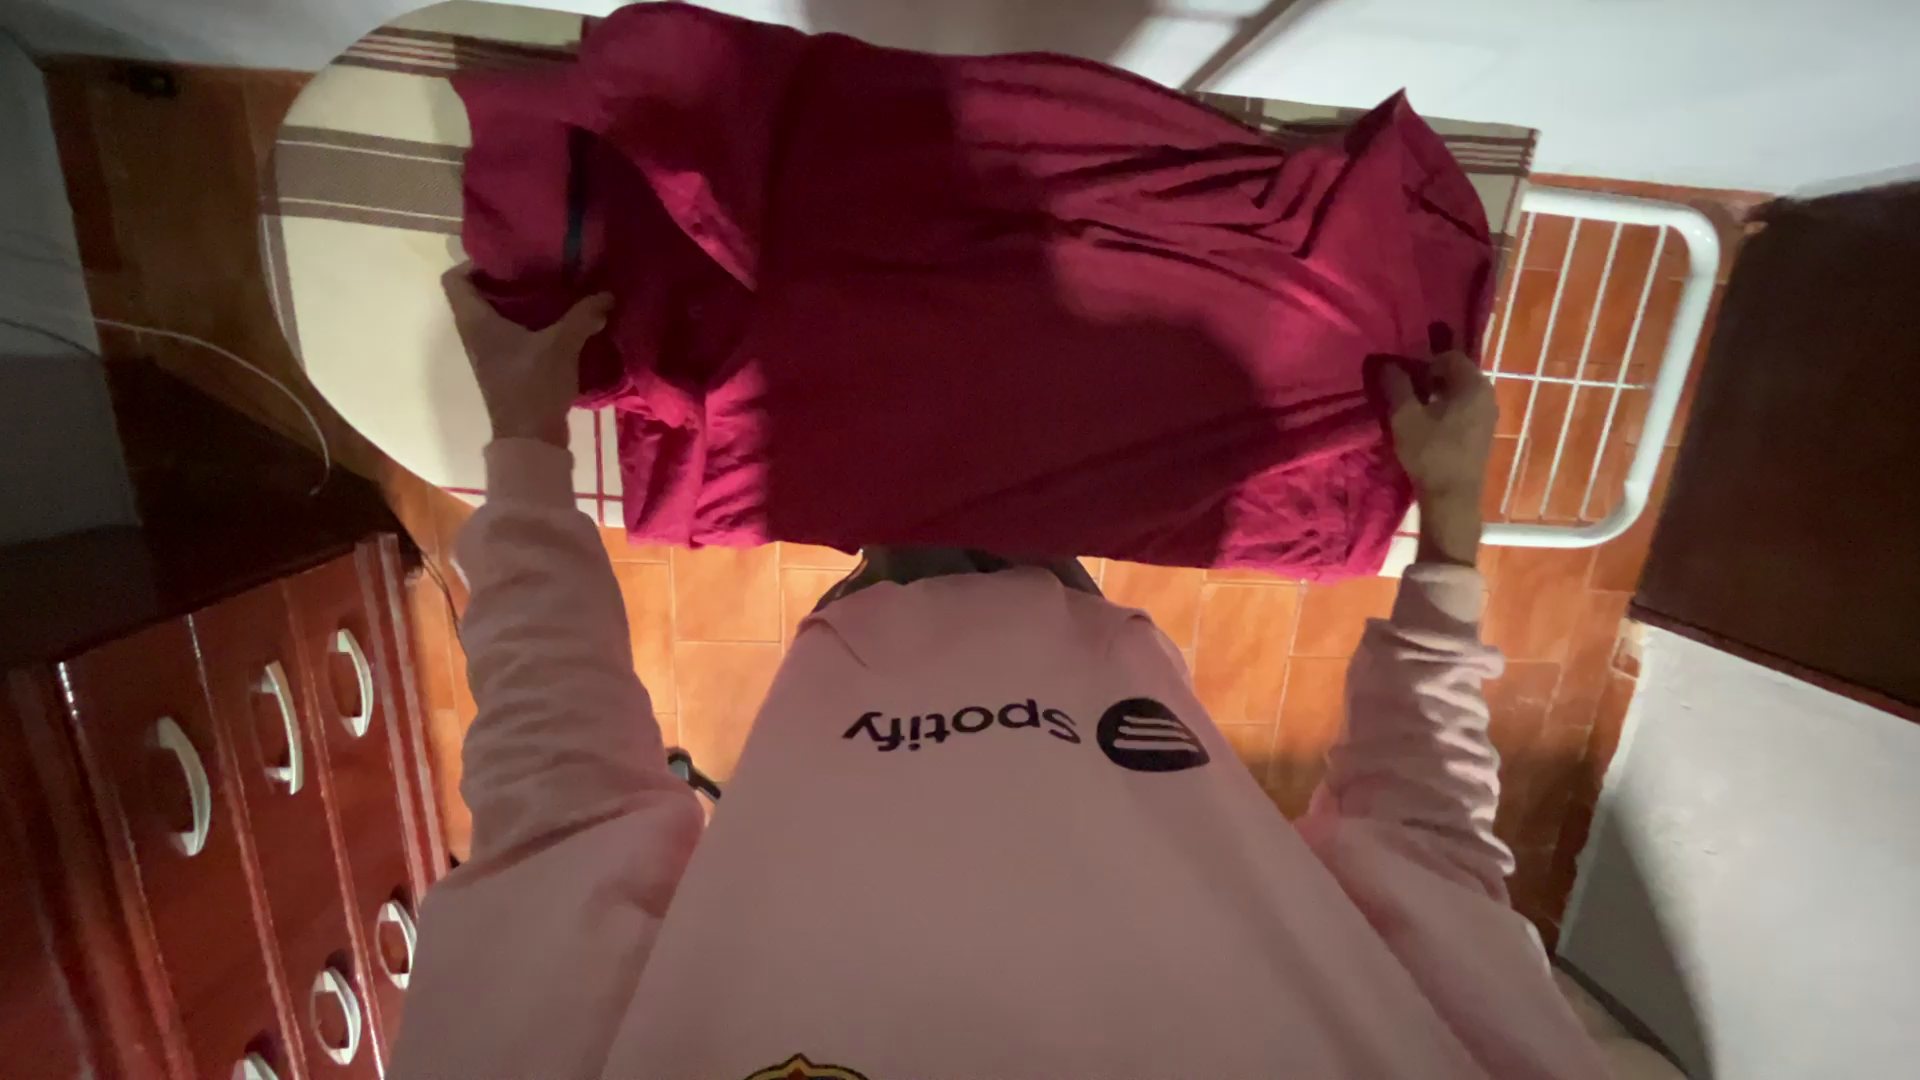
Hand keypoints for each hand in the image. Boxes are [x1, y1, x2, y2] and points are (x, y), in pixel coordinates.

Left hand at [442, 263, 611, 447]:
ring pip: (499, 318)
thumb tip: (606, 296)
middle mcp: (475, 334)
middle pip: (481, 297)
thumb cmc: (533, 384)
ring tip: (556, 299)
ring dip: (524, 308)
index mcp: (475, 321)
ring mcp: (490, 354)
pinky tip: (561, 329)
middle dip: (510, 284)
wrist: (531, 437)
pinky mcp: (508, 370)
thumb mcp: (561, 346)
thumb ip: (582, 317)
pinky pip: (514, 338)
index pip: (455, 279)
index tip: (509, 263)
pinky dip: (532, 329)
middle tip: (542, 276)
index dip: (475, 265)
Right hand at [1381, 351, 1497, 565]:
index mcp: (1472, 385)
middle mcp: (1487, 393)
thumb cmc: (1428, 453)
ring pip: (1459, 391)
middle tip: (1403, 391)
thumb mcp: (1404, 418)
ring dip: (1436, 394)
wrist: (1452, 495)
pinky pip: (1464, 408)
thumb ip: (1396, 387)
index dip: (1422, 361)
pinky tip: (1427, 425)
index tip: (1401, 377)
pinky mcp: (1483, 431)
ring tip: (1412, 409)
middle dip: (1429, 377)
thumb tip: (1386, 363)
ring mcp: (1488, 414)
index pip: (1449, 356)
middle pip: (1456, 373)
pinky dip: (1445, 408)